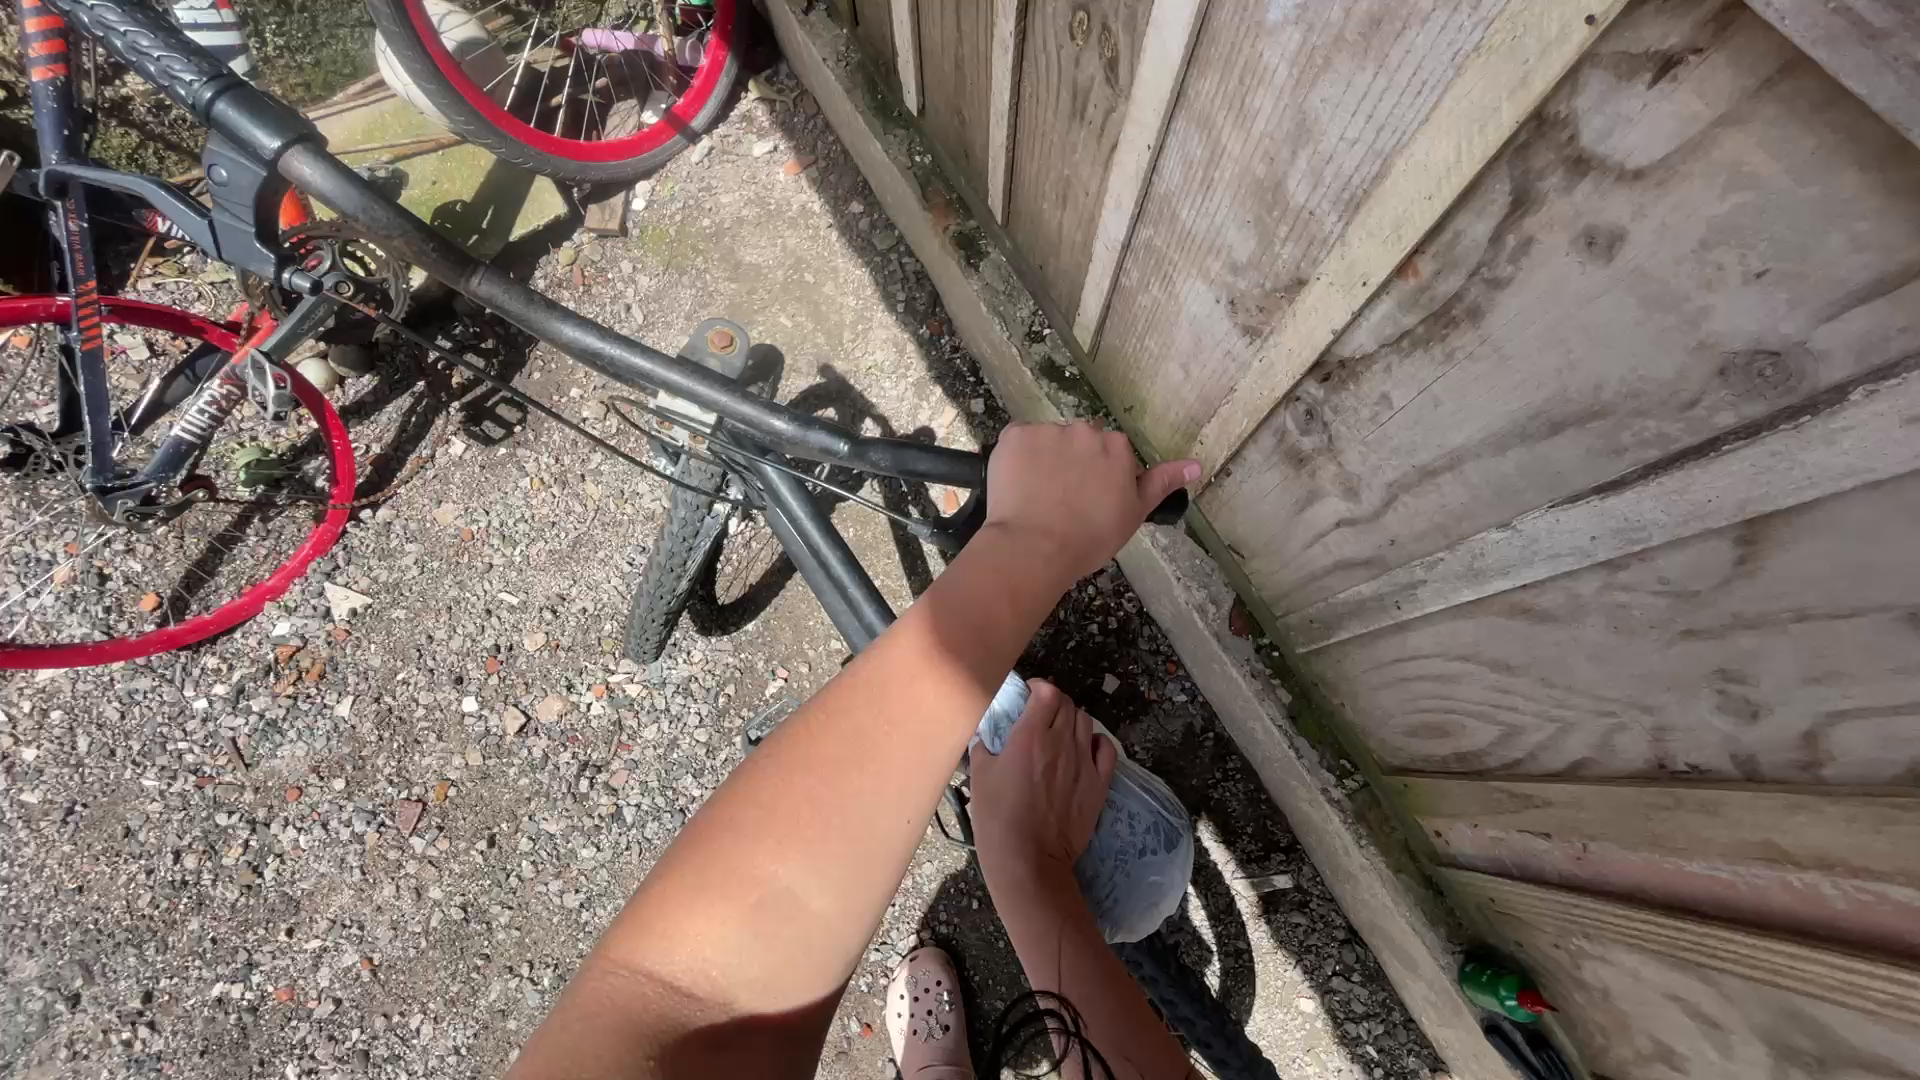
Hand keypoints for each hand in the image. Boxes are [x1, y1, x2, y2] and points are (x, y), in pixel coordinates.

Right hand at [968, 680, 1118, 888]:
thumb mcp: (980, 777)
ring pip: (1086, 722)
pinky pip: (1106, 749)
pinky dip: (1096, 741)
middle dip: (1054, 702)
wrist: (1029, 860)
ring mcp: (1084, 762)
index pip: (1046, 692)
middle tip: (1041, 713)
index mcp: (1031, 735)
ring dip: (1072, 720)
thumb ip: (984, 748)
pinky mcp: (1099, 784)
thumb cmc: (997, 818)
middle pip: (1067, 704)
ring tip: (1060, 731)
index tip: (1029, 693)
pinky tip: (1085, 749)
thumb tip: (987, 737)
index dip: (1039, 687)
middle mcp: (1061, 742)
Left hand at [984, 422, 1197, 583]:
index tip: (1088, 499)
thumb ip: (1161, 484)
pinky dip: (1015, 459)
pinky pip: (1016, 441)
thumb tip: (1194, 465)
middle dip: (1071, 463)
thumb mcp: (1134, 514)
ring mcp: (1048, 431)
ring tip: (1036, 497)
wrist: (1035, 548)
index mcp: (1117, 447)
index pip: (1109, 452)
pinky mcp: (1015, 436)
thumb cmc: (1088, 539)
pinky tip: (1017, 485)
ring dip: (1042, 460)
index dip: (1097, 476)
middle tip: (1061, 499)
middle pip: (1078, 442)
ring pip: (1046, 441)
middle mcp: (1085, 431)